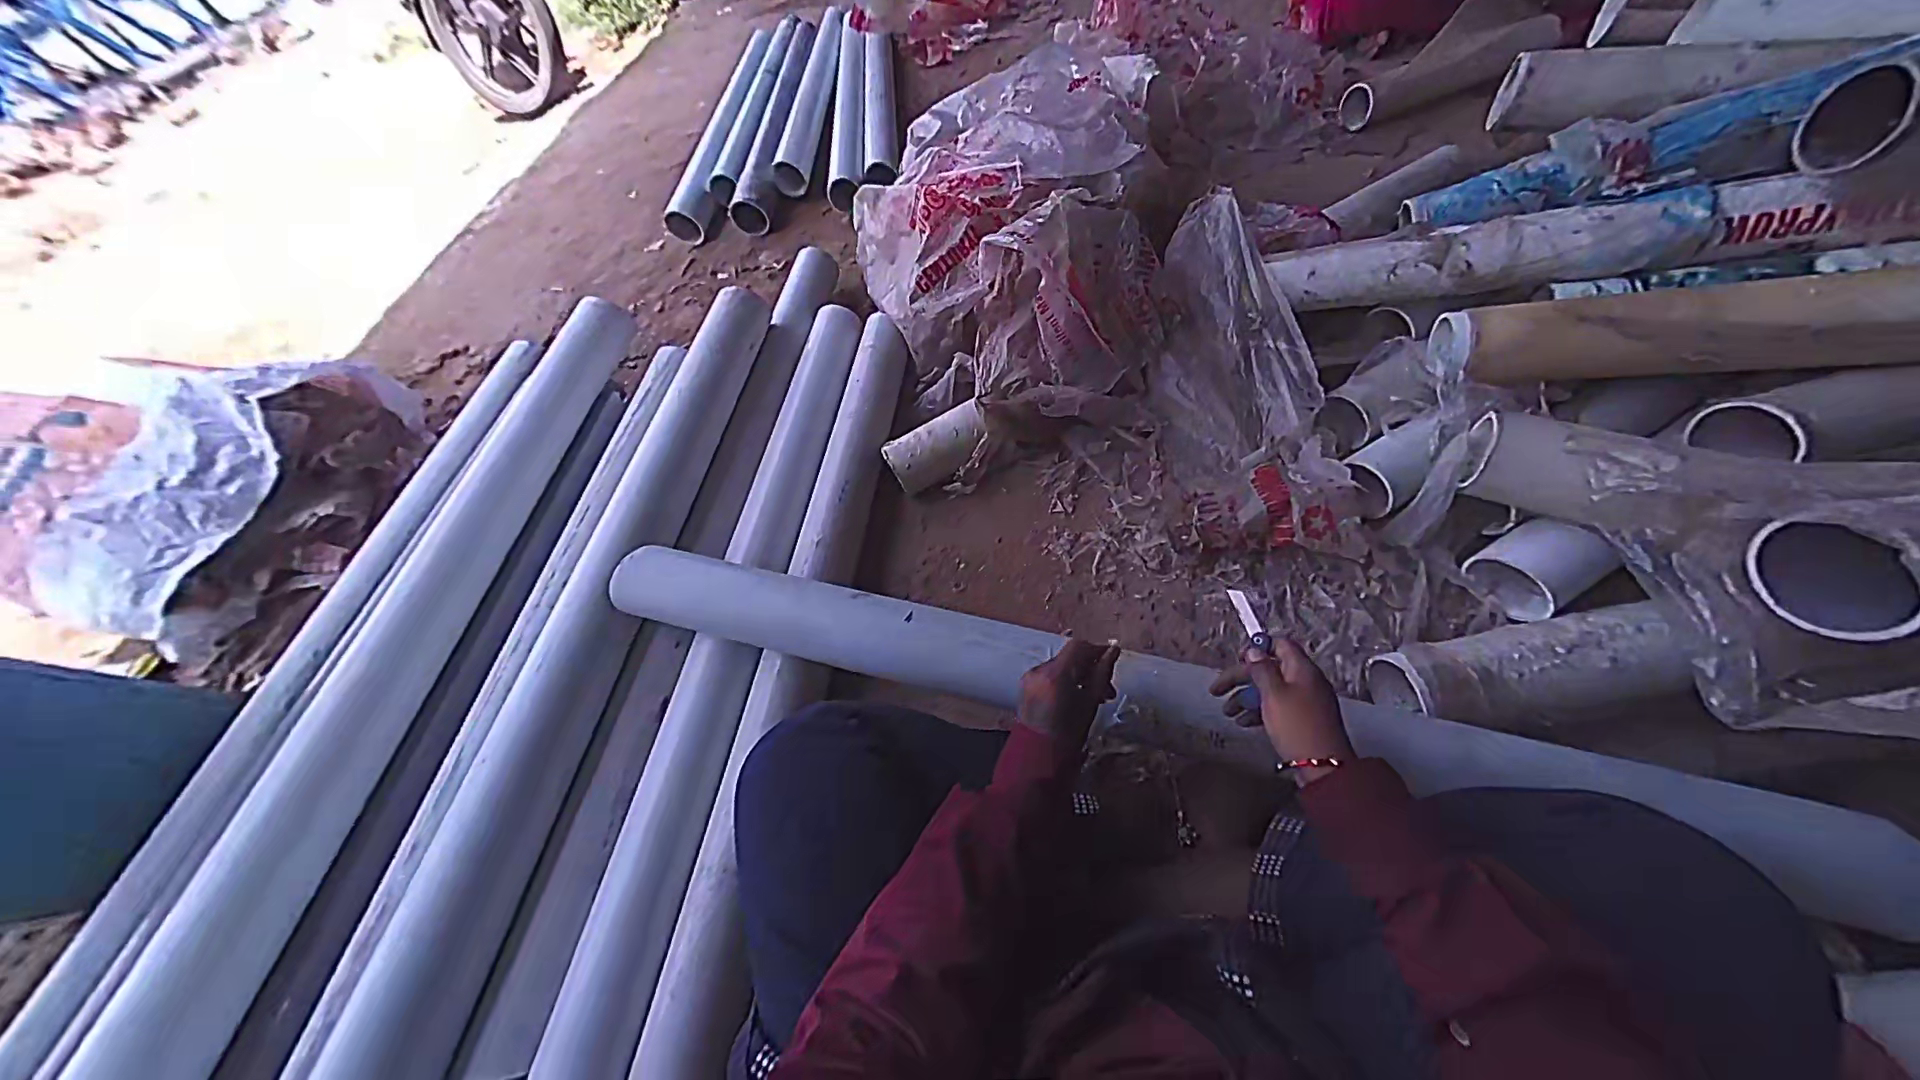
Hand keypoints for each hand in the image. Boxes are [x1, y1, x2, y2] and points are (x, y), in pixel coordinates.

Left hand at [1017, 638, 1121, 748]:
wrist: (1037, 758)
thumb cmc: (1068, 735)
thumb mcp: (1089, 704)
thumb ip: (1101, 674)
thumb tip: (1112, 651)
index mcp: (1056, 674)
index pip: (1078, 647)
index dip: (1097, 651)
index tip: (1111, 662)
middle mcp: (1039, 670)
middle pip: (1069, 656)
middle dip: (1089, 667)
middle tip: (1107, 690)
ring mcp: (1030, 678)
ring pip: (1060, 666)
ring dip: (1078, 675)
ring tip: (1092, 697)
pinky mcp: (1026, 686)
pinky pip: (1049, 675)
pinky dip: (1063, 681)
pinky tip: (1073, 698)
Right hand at [1209, 638, 1353, 785]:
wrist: (1322, 766)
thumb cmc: (1295, 725)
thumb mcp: (1273, 694)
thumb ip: (1262, 670)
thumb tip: (1254, 650)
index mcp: (1302, 669)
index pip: (1280, 645)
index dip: (1258, 647)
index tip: (1238, 659)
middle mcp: (1305, 681)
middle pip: (1269, 669)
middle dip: (1241, 678)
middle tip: (1218, 689)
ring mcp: (1305, 701)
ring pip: (1270, 690)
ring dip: (1246, 697)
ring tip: (1228, 711)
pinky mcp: (1303, 719)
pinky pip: (1277, 706)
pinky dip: (1259, 710)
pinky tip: (1244, 721)